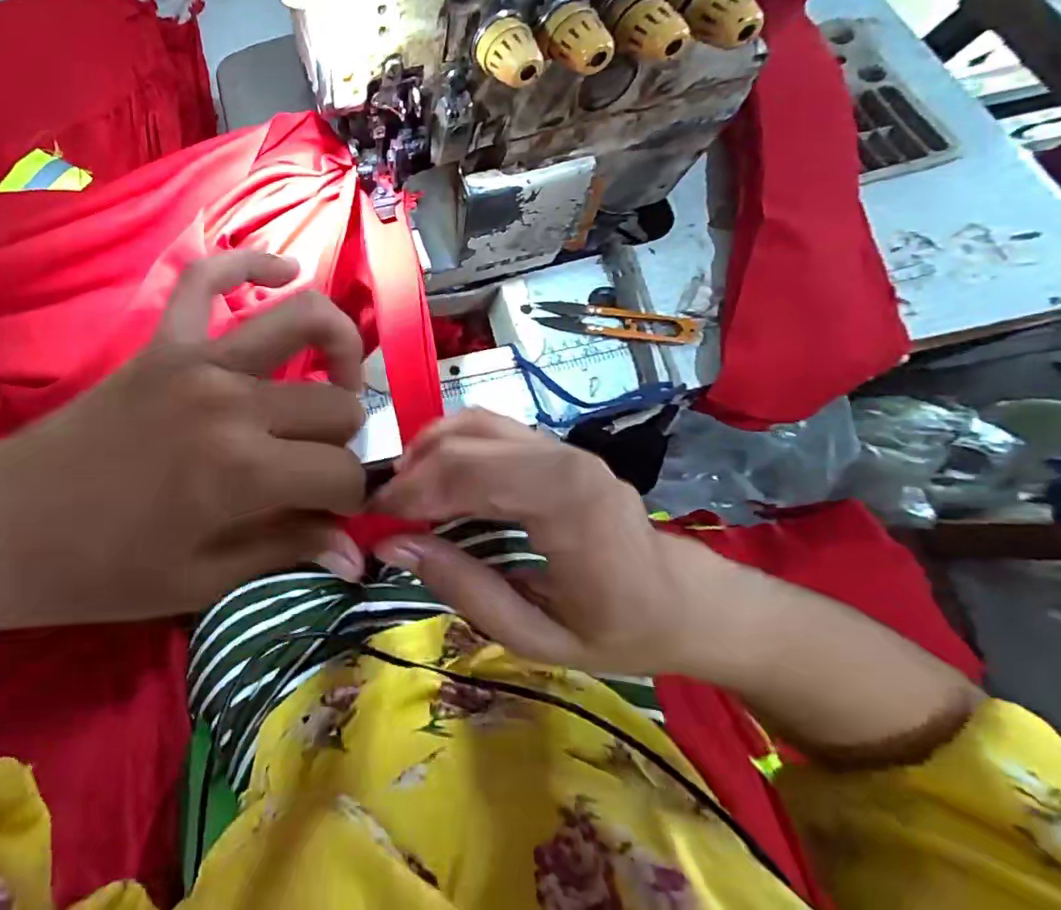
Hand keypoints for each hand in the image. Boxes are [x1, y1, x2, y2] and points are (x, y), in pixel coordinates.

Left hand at [0, 250, 368, 636]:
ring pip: (302, 321)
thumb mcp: (200, 582)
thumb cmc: (101, 571)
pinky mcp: (163, 343)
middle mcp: (232, 400)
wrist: (5, 527)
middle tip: (319, 475)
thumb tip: (359, 552)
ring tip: (339, 379)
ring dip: (339, 347)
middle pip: (335, 406)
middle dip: (343, 445)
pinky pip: (208, 278)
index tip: (334, 520)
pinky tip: (283, 271)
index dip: (351, 501)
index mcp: (245, 470)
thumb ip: (285, 552)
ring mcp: (196, 360)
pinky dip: (250, 264)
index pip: (342, 474)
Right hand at [372, 411, 983, 760]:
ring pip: (474, 424)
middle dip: (412, 470)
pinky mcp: (554, 448)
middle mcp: (565, 459)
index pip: (471, 472)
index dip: (413, 489)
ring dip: (426, 451)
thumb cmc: (617, 630)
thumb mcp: (537, 637)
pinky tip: (432, 476)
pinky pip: (490, 429)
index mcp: (568, 504)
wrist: (686, 603)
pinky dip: (450, 445)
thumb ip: (465, 589)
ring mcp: (562, 448)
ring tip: (400, 493)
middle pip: (466, 441)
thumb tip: (393, 545)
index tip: (373, 519)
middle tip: (379, 511)